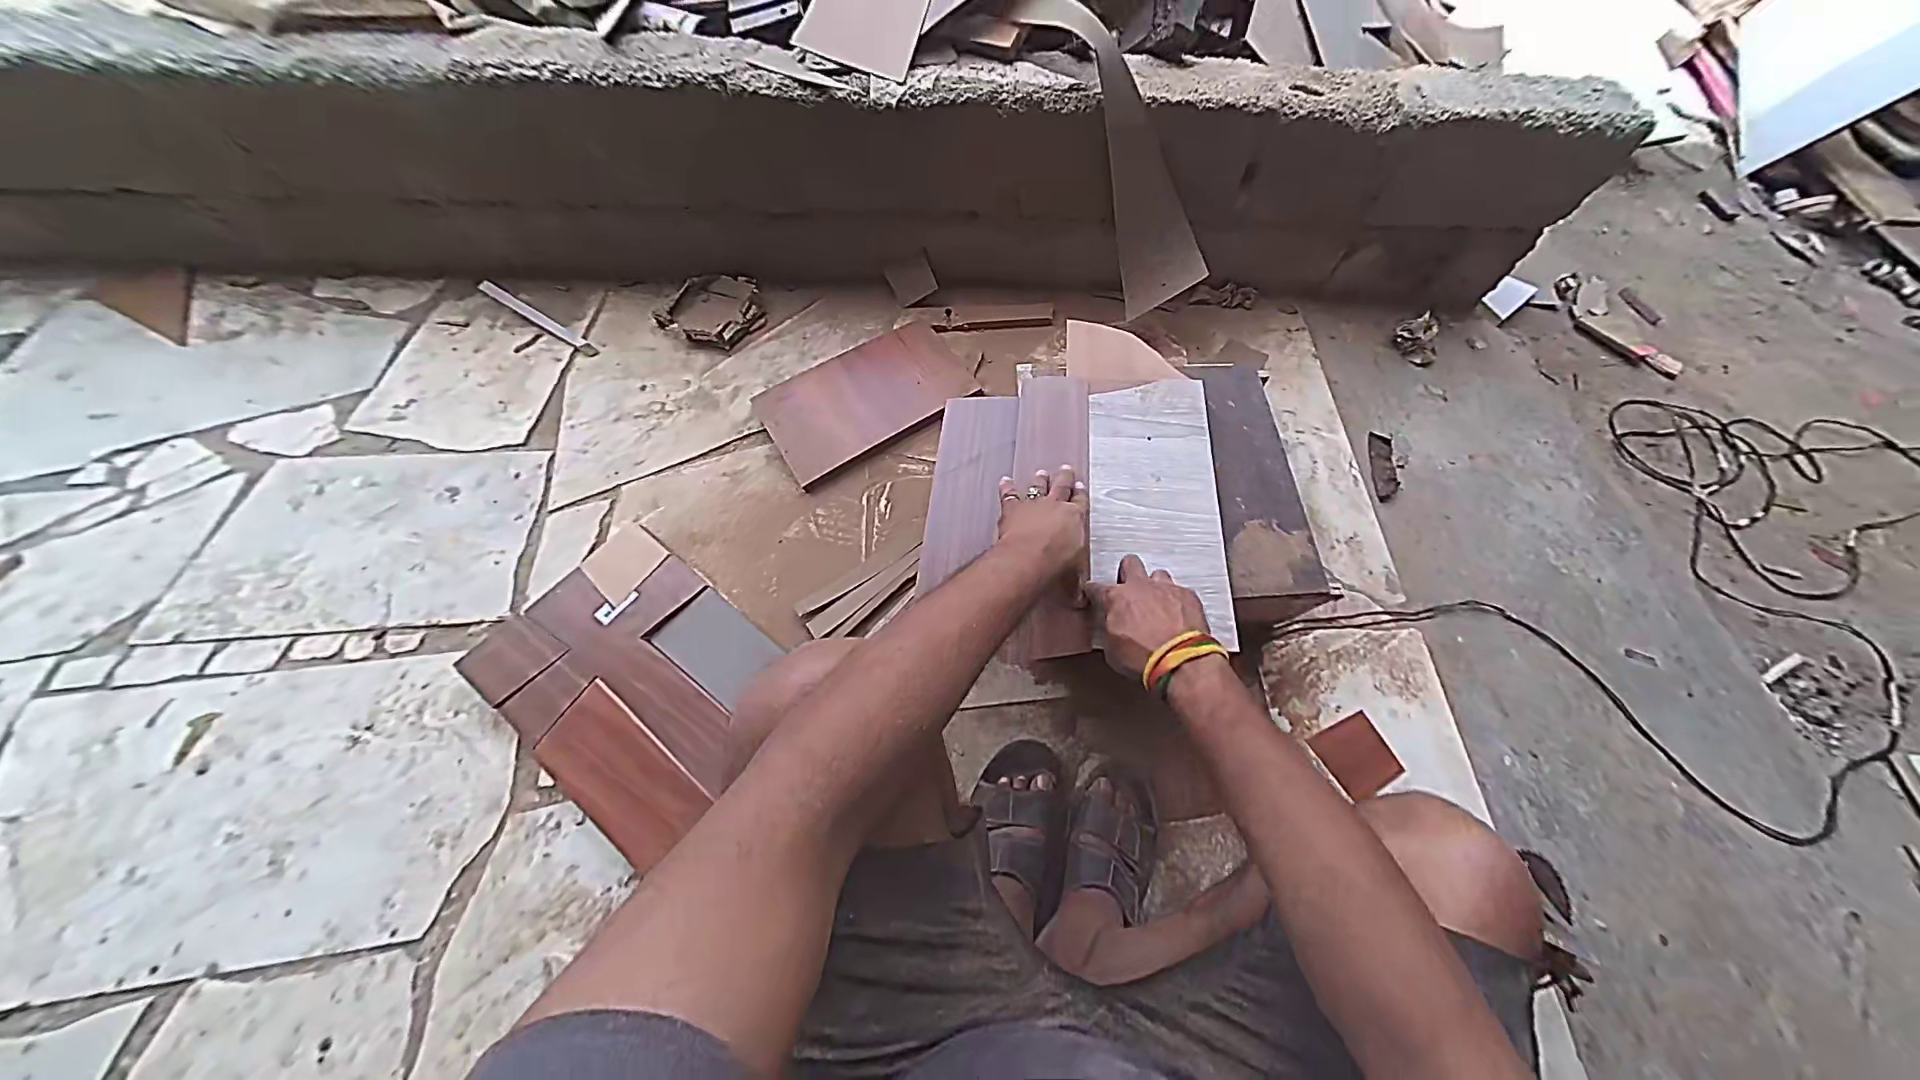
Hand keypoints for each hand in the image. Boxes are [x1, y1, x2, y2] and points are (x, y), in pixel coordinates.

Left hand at [996, 466, 1087, 595]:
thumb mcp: (1073, 574)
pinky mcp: (1013, 508)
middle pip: (1062, 486)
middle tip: (1065, 469)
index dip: (1081, 495)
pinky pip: (1010, 494)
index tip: (1081, 487)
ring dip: (1040, 480)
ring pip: (1039, 487)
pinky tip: (1005, 481)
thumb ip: (1076, 583)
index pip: (1080, 503)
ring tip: (1041, 473)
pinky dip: (1007, 487)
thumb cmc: (1056, 563)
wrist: (1030, 556)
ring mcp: (1034, 504)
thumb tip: (1079, 600)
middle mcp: (1056, 505)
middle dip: (1064, 478)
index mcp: (1075, 517)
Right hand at [1085, 554, 1209, 678]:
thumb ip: (1110, 631)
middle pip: (1130, 563)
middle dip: (1127, 572)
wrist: (1179, 662)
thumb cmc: (1145, 657)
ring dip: (1155, 587)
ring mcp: (1166, 589)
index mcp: (1115, 598)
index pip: (1096, 587)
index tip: (1094, 595)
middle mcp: (1140, 587)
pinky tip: (1178, 615)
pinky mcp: (1188, 596)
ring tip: (1156, 603)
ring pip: (1158, 575)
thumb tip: (1112, 633)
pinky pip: (1181, 591)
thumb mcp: (1112, 651)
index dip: (1093, 592)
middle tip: (1128, 588)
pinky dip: (1178, 602)